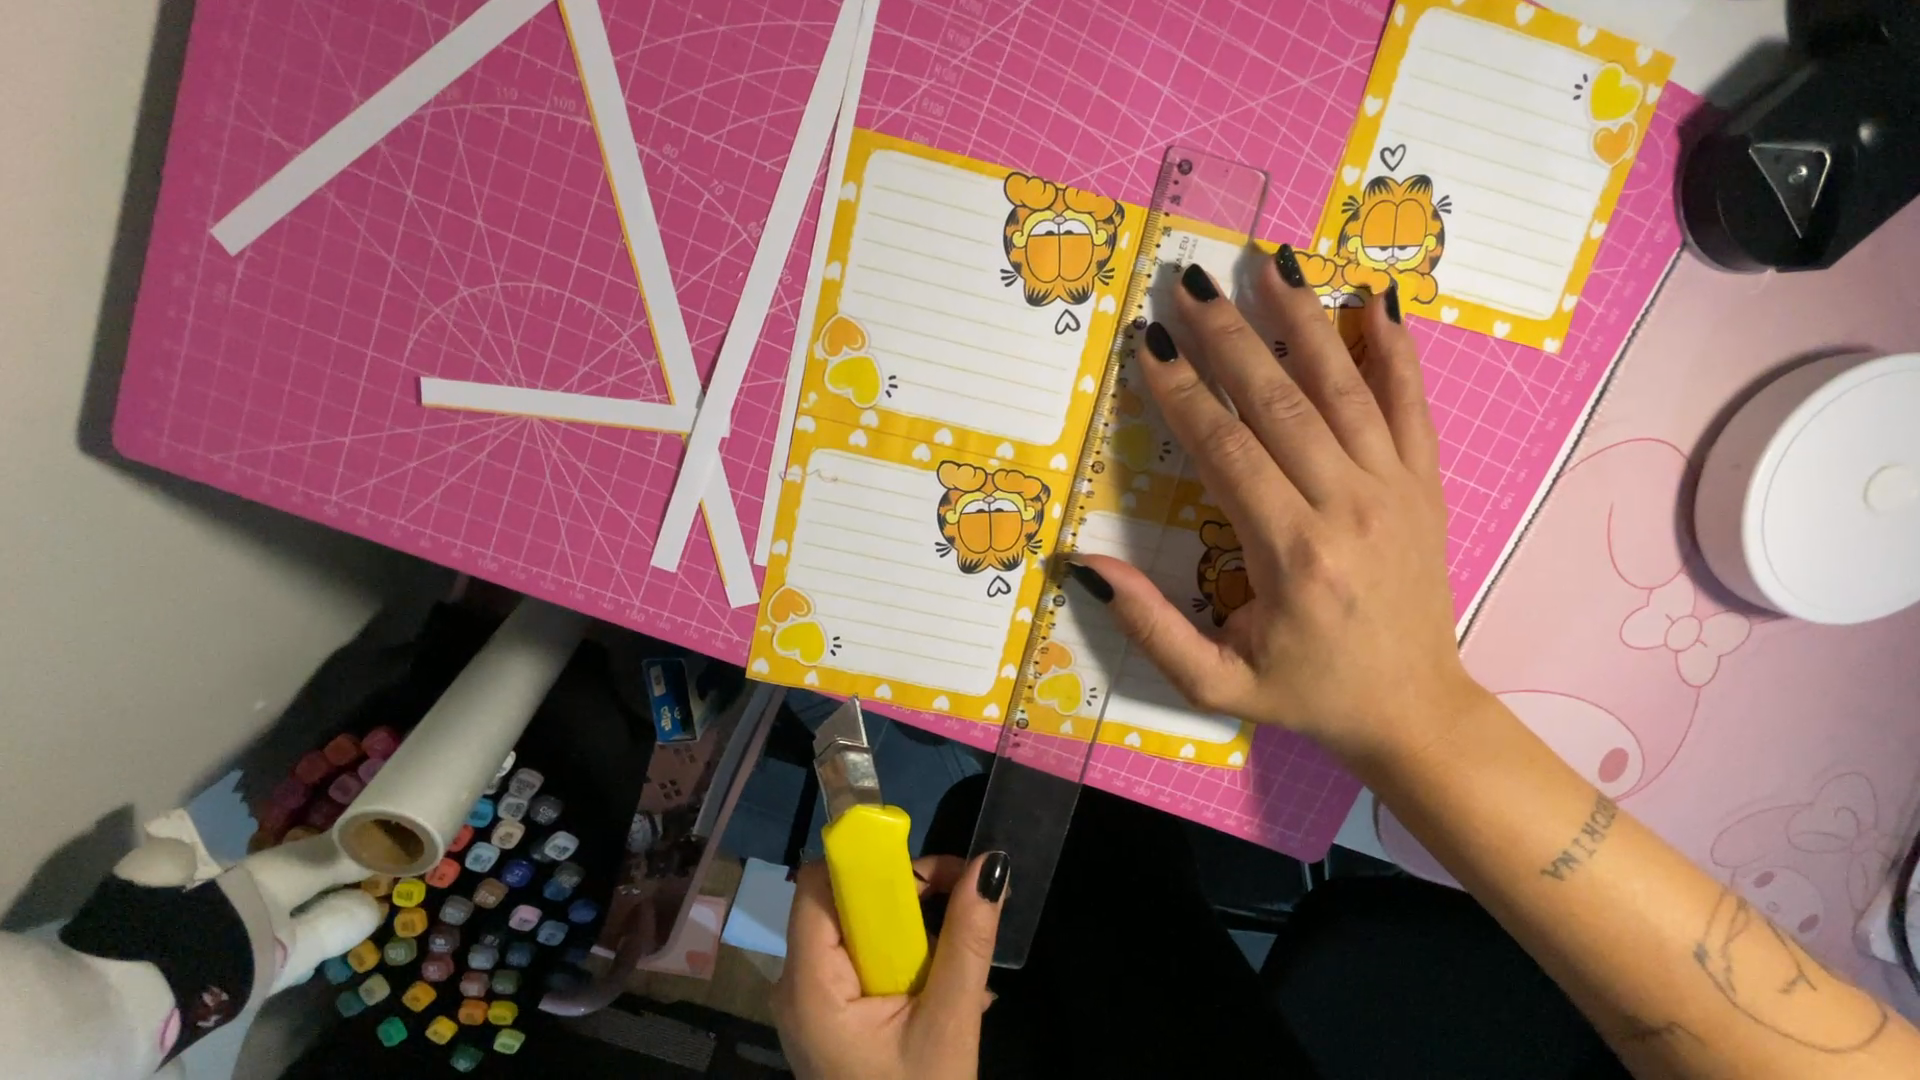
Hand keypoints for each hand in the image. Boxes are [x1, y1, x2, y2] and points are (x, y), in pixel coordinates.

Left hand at [773, 853, 1006, 1079]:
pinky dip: (903, 953)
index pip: (818, 885)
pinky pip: (862, 957)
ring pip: (858, 927)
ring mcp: (811, 1000)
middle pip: (843, 901)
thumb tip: (992, 863)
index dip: (865, 860)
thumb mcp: (950, 1024)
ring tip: (964, 944)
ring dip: (913, 923)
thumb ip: (968, 939)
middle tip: (962, 896)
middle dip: (905, 890)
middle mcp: (797, 984)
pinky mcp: (830, 1013)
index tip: (923, 860)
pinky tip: (945, 976)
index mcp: (810, 987)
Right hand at [1076, 253, 1479, 764]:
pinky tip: (1374, 298)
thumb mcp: (1214, 682)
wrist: (1413, 710)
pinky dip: (1394, 348)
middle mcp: (1347, 506)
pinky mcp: (1425, 484)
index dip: (1183, 394)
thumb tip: (1084, 565)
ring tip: (1269, 264)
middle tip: (1188, 282)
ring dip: (1303, 320)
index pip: (1226, 450)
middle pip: (1279, 402)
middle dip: (1228, 338)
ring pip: (1344, 387)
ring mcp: (1395, 488)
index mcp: (1290, 554)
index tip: (1151, 343)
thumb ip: (1149, 626)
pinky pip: (1411, 403)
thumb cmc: (1307, 694)